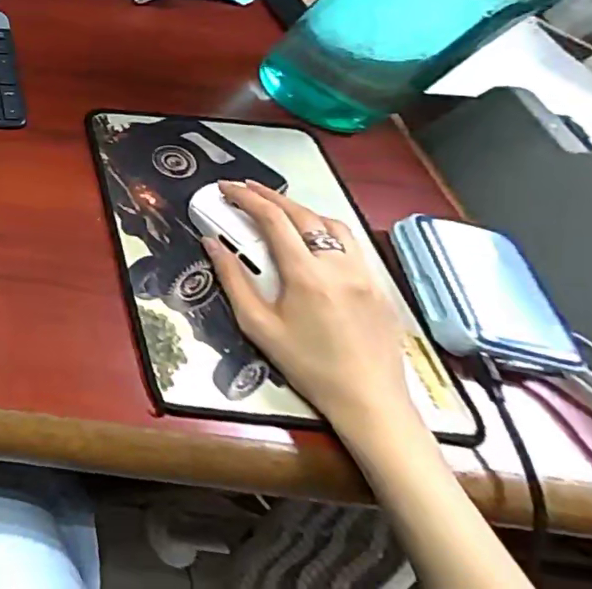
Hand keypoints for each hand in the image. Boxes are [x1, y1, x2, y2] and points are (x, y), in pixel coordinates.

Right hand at [204, 181, 414, 432]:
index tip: (226, 189)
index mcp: (306, 275)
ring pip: (333, 224)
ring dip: (301, 209)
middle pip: (303, 214)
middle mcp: (339, 267)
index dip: (246, 198)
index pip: (273, 220)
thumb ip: (232, 280)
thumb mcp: (258, 325)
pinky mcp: (379, 286)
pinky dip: (326, 228)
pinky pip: (351, 243)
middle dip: (270, 196)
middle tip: (245, 189)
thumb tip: (212, 243)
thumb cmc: (308, 366)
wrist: (371, 403)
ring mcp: (365, 274)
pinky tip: (312, 236)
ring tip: (278, 208)